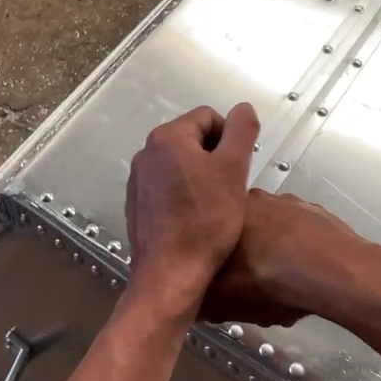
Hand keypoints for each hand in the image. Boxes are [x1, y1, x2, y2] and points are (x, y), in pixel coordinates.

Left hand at [122, 103, 261, 323]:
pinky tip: (195, 217)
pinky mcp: (136, 204)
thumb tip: (243, 108)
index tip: (240, 165)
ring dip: (200, 175)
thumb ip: (241, 131)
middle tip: (231, 185)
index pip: (208, 117)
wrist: (170, 272)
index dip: (230, 136)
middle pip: (191, 138)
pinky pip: (166, 186)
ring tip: (215, 203)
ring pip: (179, 163)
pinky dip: (183, 193)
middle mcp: (146, 153)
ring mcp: (137, 179)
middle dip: (215, 156)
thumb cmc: (207, 220)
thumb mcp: (234, 169)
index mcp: (167, 138)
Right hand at [204, 190, 380, 326]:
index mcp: (228, 212)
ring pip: (273, 231)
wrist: (334, 274)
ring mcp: (291, 203)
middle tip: (248, 285)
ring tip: (281, 285)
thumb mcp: (222, 301)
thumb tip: (190, 301)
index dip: (211, 254)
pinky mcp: (320, 214)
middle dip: (244, 255)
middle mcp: (257, 198)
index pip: (210, 228)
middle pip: (242, 229)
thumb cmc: (269, 282)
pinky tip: (305, 278)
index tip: (216, 275)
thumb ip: (200, 299)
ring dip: (273, 253)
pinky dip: (300, 252)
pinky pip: (301, 234)